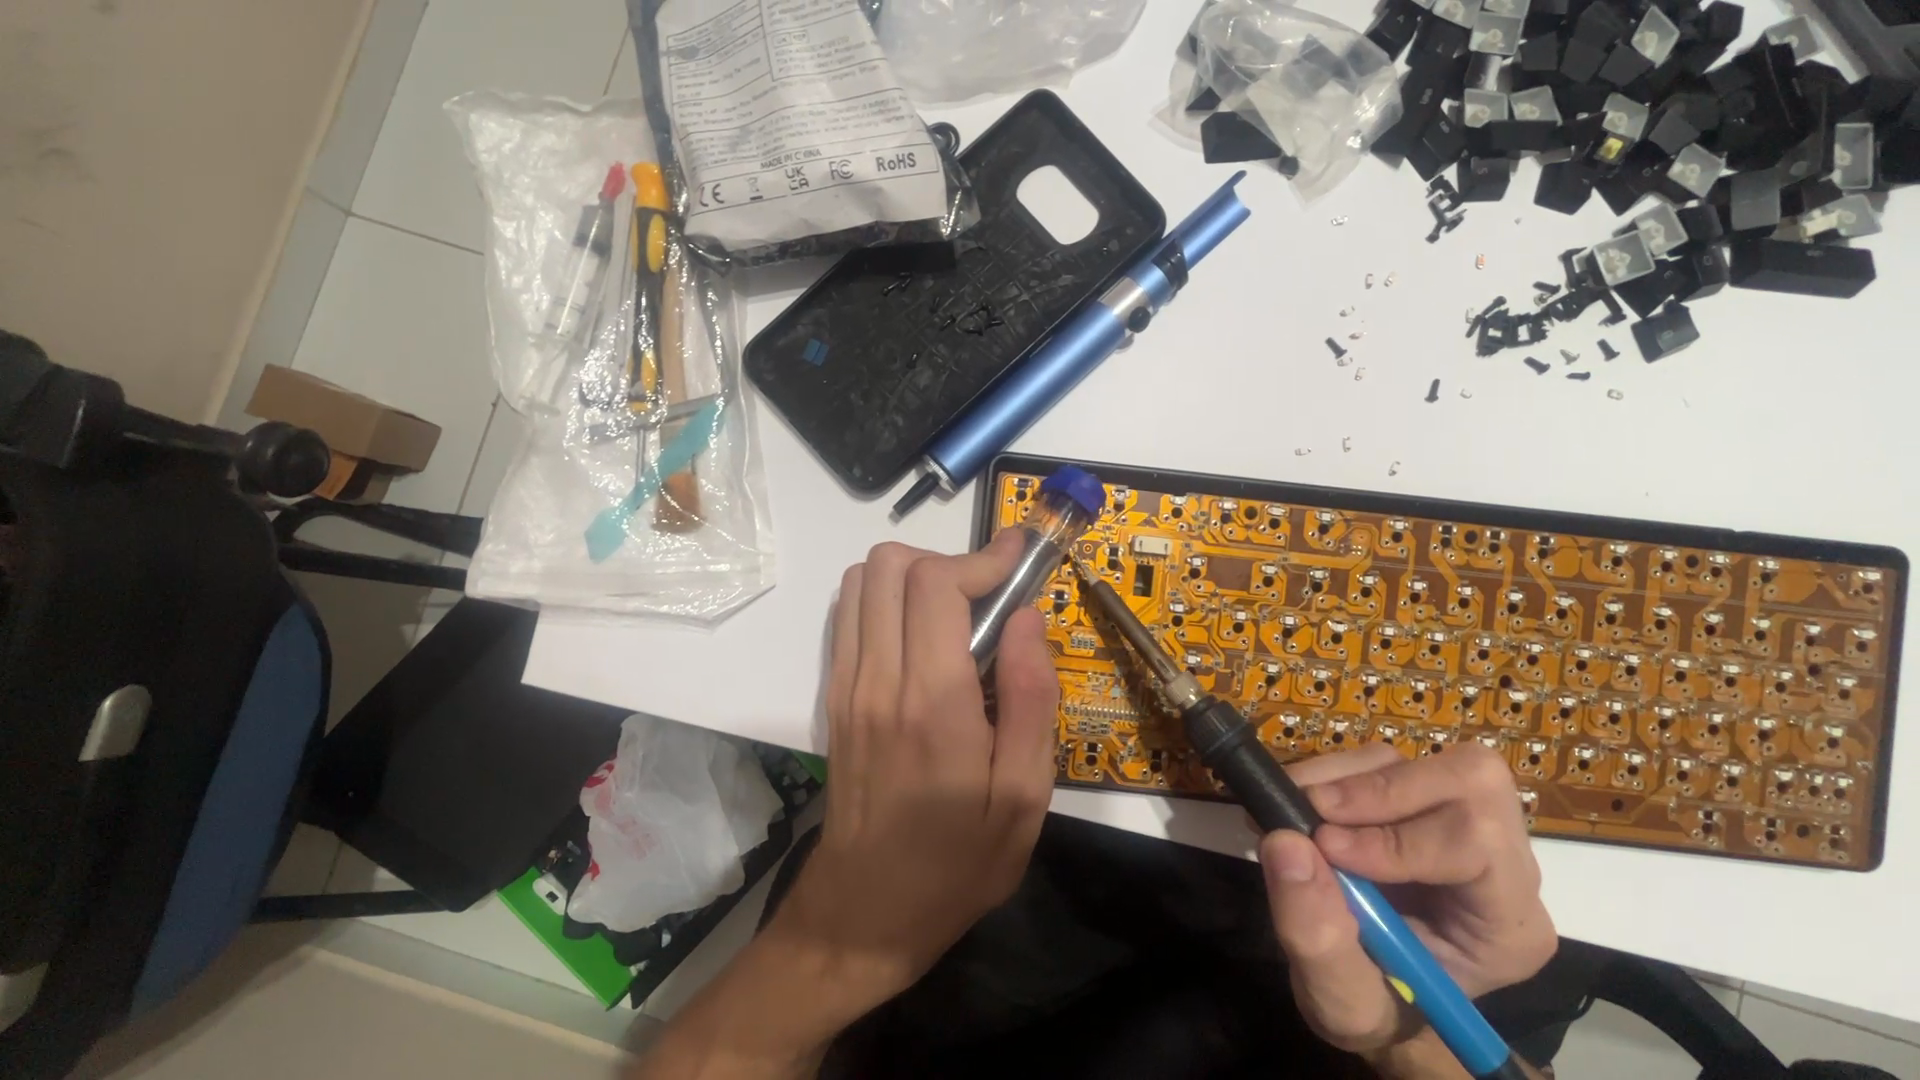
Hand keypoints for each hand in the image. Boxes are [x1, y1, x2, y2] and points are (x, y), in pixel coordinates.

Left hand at [771, 534, 1059, 1003]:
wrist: (865, 912)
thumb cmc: (957, 864)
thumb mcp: (1022, 799)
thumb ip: (1031, 700)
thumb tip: (1028, 618)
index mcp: (932, 702)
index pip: (937, 584)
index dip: (982, 556)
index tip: (1020, 555)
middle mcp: (878, 679)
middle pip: (891, 565)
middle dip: (949, 561)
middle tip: (991, 598)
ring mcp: (846, 685)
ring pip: (862, 581)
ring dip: (914, 577)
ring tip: (959, 616)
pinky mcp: (833, 697)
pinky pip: (850, 615)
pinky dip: (886, 600)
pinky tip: (922, 638)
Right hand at [1258, 743, 1555, 1060]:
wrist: (1368, 992)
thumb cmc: (1371, 1008)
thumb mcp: (1340, 1001)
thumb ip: (1316, 933)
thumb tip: (1283, 842)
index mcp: (1505, 924)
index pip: (1479, 844)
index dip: (1398, 837)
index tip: (1326, 849)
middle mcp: (1501, 862)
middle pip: (1467, 781)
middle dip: (1376, 789)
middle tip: (1307, 811)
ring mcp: (1458, 820)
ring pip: (1415, 760)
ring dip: (1340, 780)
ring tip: (1288, 812)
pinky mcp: (1415, 798)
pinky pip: (1377, 760)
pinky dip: (1326, 774)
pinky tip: (1297, 808)